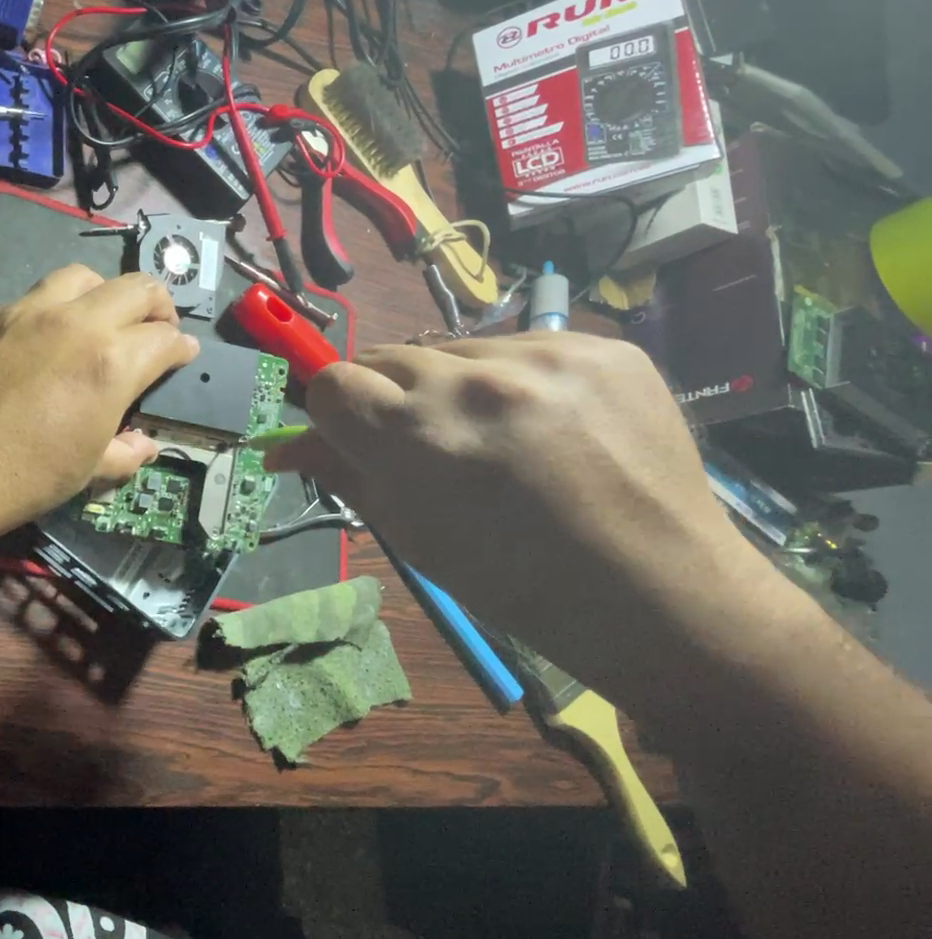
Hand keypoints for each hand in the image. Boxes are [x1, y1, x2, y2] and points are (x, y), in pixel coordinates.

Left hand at [0, 265, 199, 553]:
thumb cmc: (23, 479)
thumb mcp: (88, 472)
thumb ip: (126, 450)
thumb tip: (146, 443)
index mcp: (110, 363)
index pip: (165, 338)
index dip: (180, 348)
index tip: (181, 355)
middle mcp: (75, 323)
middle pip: (135, 288)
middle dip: (157, 306)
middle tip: (155, 328)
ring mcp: (27, 313)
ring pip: (82, 278)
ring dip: (104, 294)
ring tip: (101, 321)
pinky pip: (35, 295)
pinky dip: (56, 307)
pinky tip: (48, 336)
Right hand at [267, 332, 774, 700]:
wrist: (657, 592)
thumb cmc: (512, 580)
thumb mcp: (410, 532)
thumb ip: (343, 472)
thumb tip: (280, 447)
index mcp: (418, 437)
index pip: (331, 382)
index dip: (332, 412)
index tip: (352, 436)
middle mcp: (475, 381)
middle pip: (384, 357)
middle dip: (386, 396)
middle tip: (421, 443)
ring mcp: (546, 357)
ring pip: (450, 349)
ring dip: (448, 385)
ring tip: (492, 436)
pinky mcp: (601, 345)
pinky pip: (517, 347)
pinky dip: (509, 380)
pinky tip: (541, 425)